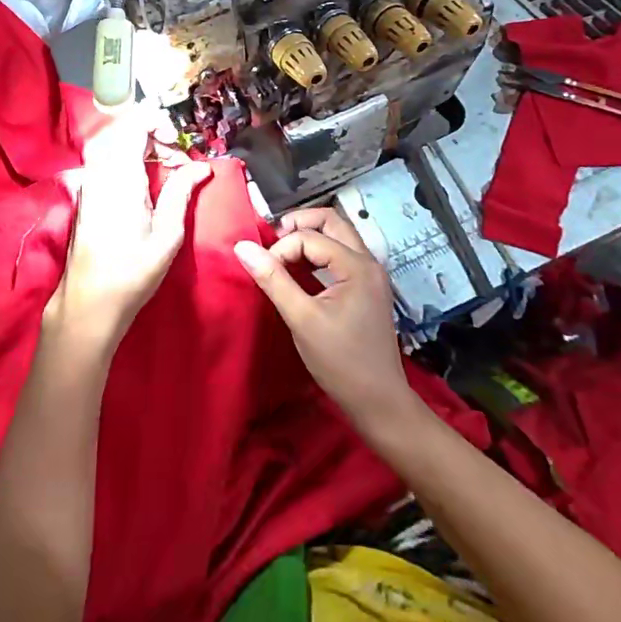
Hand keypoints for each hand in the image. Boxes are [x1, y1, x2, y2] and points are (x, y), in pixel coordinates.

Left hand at [51, 109, 210, 345]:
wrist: (88, 303)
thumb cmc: (132, 271)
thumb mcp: (167, 234)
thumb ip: (181, 192)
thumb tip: (200, 167)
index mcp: (120, 175)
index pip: (135, 123)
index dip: (159, 122)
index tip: (179, 143)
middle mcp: (99, 172)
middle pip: (124, 131)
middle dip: (154, 136)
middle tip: (178, 161)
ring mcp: (88, 183)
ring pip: (114, 146)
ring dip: (142, 149)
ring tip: (166, 173)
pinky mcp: (85, 196)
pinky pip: (106, 163)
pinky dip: (128, 162)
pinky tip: (146, 186)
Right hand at [234, 207, 416, 427]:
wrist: (378, 400)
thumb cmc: (340, 361)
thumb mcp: (301, 319)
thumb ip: (273, 280)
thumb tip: (242, 248)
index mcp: (357, 266)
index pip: (310, 237)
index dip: (282, 248)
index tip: (264, 272)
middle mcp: (369, 262)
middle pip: (332, 221)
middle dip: (299, 225)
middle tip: (272, 243)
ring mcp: (371, 274)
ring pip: (339, 235)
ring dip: (310, 237)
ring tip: (282, 256)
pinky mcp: (368, 287)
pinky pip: (342, 254)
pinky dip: (320, 253)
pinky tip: (300, 271)